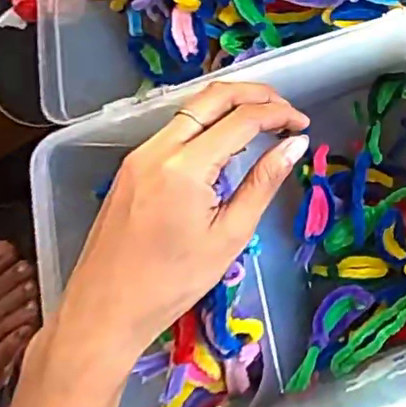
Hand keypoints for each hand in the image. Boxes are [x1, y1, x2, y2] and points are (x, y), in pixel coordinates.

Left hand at [47, 82, 309, 369]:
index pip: (242, 119)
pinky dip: (212, 120)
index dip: (279, 114)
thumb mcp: (230, 235)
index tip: (303, 125)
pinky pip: (179, 125)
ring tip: (267, 119)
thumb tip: (296, 144)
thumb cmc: (172, 283)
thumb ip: (264, 182)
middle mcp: (158, 149)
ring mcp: (141, 154)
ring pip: (194, 106)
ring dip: (234, 103)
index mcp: (184, 168)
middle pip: (214, 95)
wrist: (102, 312)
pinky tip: (231, 140)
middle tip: (288, 110)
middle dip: (257, 94)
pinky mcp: (133, 164)